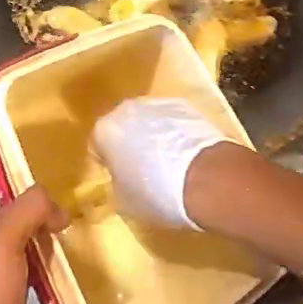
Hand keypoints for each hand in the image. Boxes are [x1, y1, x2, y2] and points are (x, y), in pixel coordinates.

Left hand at [0, 174, 65, 303]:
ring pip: (28, 232)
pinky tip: (73, 251)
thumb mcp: (3, 235)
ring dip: (49, 229)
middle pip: (13, 204)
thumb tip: (58, 209)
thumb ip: (32, 205)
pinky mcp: (17, 290)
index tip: (49, 166)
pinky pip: (39, 262)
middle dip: (39, 201)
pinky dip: (54, 256)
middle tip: (71, 195)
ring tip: (77, 220)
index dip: (14, 169)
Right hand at [91, 97, 231, 228]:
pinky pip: (170, 119)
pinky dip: (174, 132)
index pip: (97, 144)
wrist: (205, 176)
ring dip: (151, 135)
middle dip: (129, 143)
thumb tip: (121, 177)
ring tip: (167, 162)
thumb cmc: (157, 194)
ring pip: (147, 120)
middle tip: (142, 169)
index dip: (107, 162)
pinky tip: (185, 153)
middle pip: (122, 126)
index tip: (118, 177)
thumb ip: (116, 182)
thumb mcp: (124, 201)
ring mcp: (156, 103)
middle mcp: (126, 109)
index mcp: (105, 131)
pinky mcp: (184, 104)